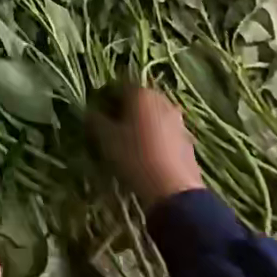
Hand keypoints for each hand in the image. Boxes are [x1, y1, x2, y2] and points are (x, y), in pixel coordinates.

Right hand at [90, 85, 205, 208]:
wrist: (175, 190)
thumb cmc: (135, 157)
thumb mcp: (106, 138)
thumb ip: (95, 120)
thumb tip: (89, 112)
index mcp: (141, 93)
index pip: (117, 86)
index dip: (103, 98)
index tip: (96, 114)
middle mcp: (162, 100)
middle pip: (136, 100)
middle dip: (122, 110)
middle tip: (110, 128)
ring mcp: (177, 120)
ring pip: (151, 116)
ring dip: (139, 124)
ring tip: (128, 143)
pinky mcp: (187, 139)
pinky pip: (164, 131)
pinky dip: (154, 137)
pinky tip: (146, 155)